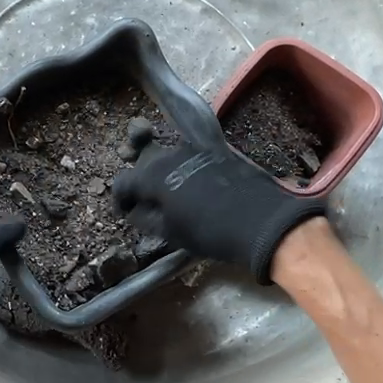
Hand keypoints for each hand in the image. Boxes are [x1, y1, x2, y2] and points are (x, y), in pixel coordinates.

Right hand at [112, 144, 325, 283]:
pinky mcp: (217, 153)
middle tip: (145, 205)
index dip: (120, 198)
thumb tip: (135, 212)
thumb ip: (146, 219)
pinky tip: (193, 191)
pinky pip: (190, 160)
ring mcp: (196, 151)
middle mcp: (170, 154)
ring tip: (170, 199)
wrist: (262, 221)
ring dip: (163, 176)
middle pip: (145, 164)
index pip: (123, 181)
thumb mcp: (170, 232)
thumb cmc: (209, 232)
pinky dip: (184, 173)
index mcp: (153, 175)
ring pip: (168, 159)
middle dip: (140, 184)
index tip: (125, 213)